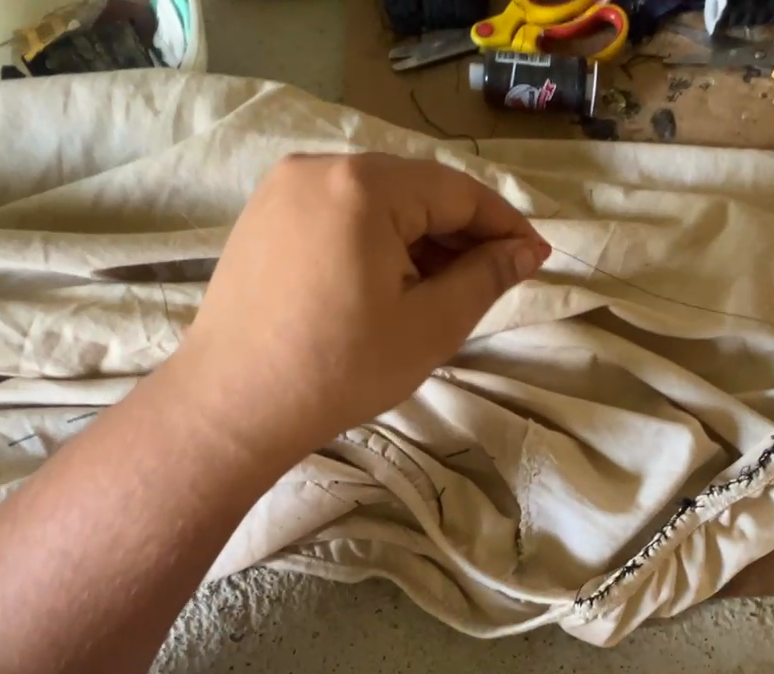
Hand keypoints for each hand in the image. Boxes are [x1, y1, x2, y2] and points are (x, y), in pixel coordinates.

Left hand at [168, 153, 550, 455]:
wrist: (236, 406)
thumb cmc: (342, 369)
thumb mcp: (431, 326)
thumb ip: (486, 278)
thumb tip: (526, 251)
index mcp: (364, 186)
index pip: (457, 191)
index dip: (504, 225)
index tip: (537, 259)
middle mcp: (319, 167)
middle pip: (415, 190)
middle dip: (462, 234)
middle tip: (496, 280)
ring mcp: (283, 190)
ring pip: (377, 203)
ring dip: (421, 240)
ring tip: (446, 290)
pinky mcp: (264, 218)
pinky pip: (340, 216)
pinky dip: (378, 243)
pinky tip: (392, 285)